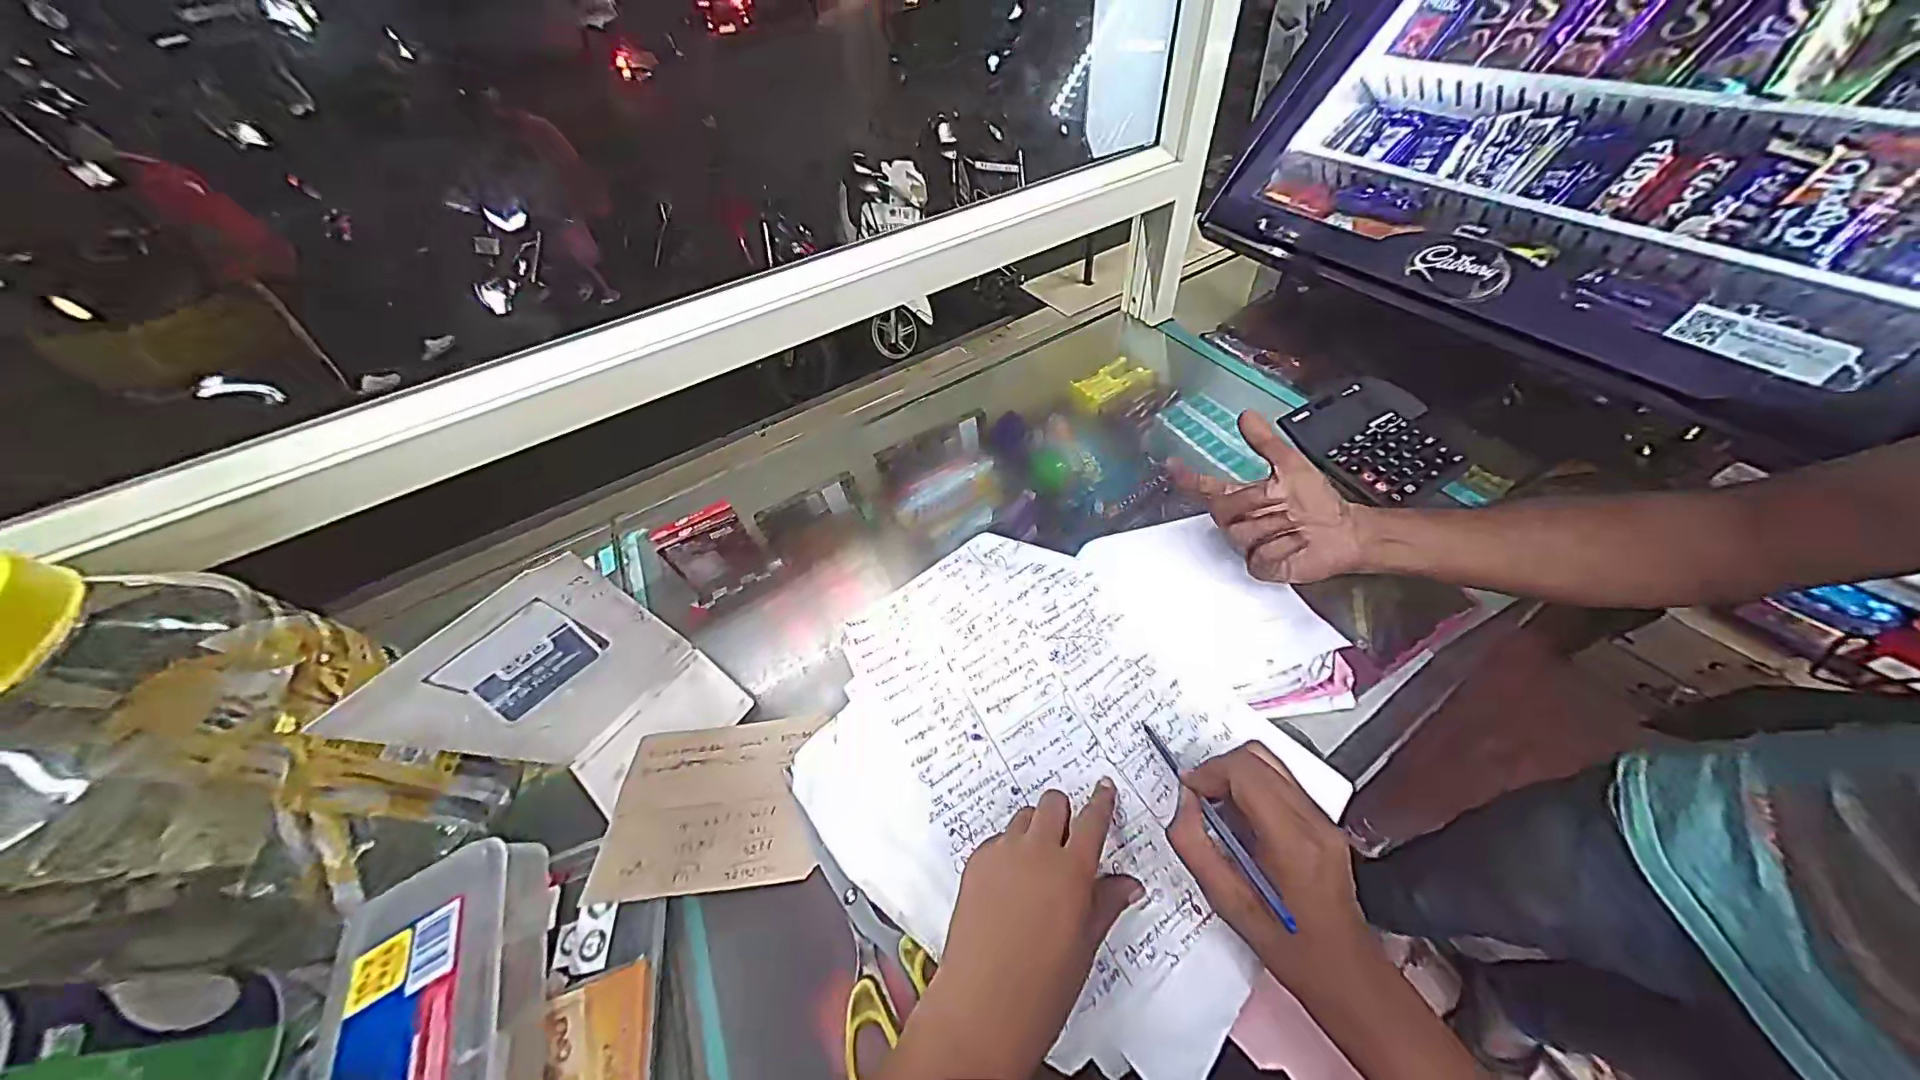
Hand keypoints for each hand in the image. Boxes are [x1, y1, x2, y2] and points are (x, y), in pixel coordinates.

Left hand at [885, 781, 1140, 1079]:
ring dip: (1034, 829)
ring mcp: (1002, 853)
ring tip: (1038, 863)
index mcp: (1072, 870)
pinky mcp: (976, 862)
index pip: (1093, 819)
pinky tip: (1010, 883)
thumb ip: (1105, 903)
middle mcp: (1037, 852)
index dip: (1101, 800)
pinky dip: (1007, 850)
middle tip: (1068, 835)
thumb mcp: (1085, 946)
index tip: (1104, 789)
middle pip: (1053, 803)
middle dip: (1063, 812)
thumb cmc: (1039, 987)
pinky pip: (997, 840)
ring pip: (1023, 817)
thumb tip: (1127, 884)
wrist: (982, 1004)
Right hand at [1164, 743, 1373, 988]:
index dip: (1208, 772)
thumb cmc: (1289, 947)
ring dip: (1235, 775)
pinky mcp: (1326, 824)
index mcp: (1293, 842)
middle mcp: (1315, 823)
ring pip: (1270, 764)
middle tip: (1200, 796)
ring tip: (1219, 809)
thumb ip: (1194, 845)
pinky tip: (1242, 820)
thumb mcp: (1226, 902)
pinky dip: (1252, 787)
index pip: (1244, 771)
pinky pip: (1281, 783)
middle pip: (1258, 757)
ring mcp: (1325, 821)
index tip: (1189, 790)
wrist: (1346, 972)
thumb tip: (1184, 803)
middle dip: (1219, 768)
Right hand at [1172, 410, 1370, 583]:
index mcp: (1241, 497)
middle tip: (1282, 502)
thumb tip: (1247, 417)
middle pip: (1224, 512)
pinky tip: (1296, 542)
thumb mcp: (1292, 465)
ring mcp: (1247, 545)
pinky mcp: (1259, 567)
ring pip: (1242, 534)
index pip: (1206, 488)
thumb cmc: (1319, 502)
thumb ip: (1266, 442)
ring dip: (1275, 526)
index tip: (1172, 466)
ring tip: (1294, 524)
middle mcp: (1239, 521)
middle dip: (1255, 503)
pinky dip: (1283, 547)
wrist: (1343, 532)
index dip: (1189, 479)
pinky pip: (1259, 555)